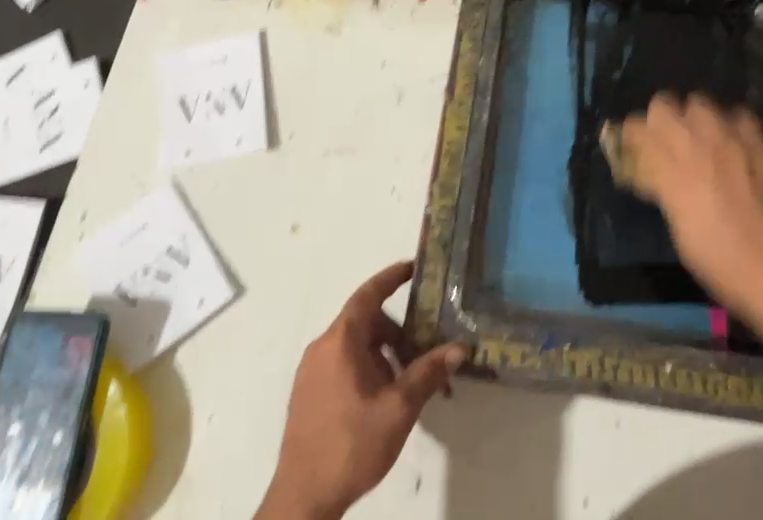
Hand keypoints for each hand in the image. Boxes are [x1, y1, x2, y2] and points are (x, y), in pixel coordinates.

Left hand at [258, 262, 466, 519]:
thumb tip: (458, 348)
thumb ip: (428, 373)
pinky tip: (385, 399)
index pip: (368, 295)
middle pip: (365, 323)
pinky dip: (368, 368)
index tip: (413, 267)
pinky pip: (342, 364)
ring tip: (410, 385)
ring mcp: (311, 371)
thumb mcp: (399, 408)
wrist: (304, 495)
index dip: (391, 278)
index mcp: (340, 342)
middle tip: (426, 351)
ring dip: (384, 355)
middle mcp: (322, 348)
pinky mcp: (308, 393)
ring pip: (355, 347)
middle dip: (398, 333)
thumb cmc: (352, 444)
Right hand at [620, 93, 762, 323]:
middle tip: (664, 143)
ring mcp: (734, 140)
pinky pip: (738, 115)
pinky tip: (734, 147)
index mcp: (673, 173)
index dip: (630, 136)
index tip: (631, 148)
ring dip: (693, 119)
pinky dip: (730, 126)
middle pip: (664, 104)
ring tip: (701, 142)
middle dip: (658, 120)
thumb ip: (665, 191)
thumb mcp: (680, 231)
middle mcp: (699, 147)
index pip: (638, 130)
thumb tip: (653, 175)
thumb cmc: (724, 264)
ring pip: (699, 102)